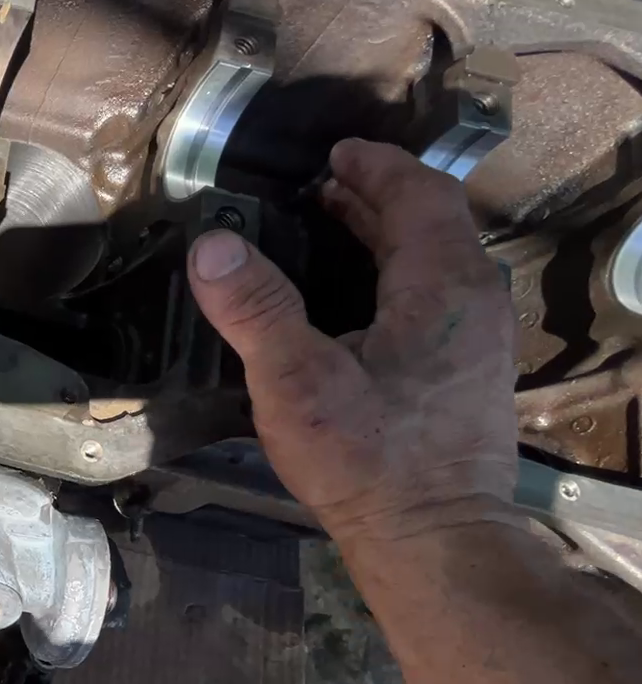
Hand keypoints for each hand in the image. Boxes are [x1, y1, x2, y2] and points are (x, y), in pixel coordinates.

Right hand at [187, 138, 519, 548]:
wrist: (427, 530)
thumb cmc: (361, 452)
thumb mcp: (294, 380)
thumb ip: (255, 310)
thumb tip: (211, 245)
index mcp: (440, 288)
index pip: (420, 200)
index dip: (378, 169)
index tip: (335, 153)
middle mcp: (470, 302)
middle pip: (433, 226)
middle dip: (379, 197)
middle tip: (325, 185)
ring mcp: (472, 340)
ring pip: (434, 262)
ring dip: (386, 234)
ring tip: (336, 227)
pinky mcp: (459, 372)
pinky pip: (430, 295)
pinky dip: (392, 271)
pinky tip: (358, 297)